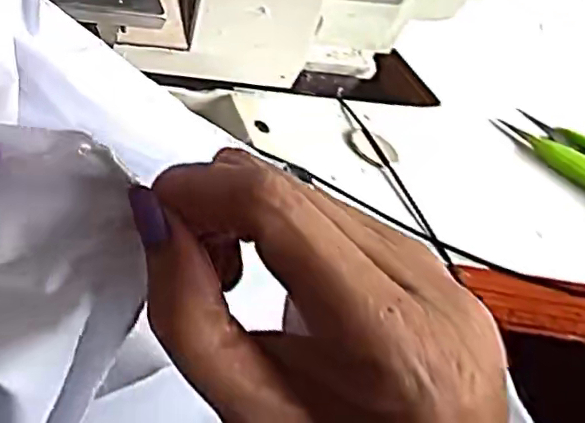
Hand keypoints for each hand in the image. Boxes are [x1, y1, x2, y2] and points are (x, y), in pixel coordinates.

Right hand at [134, 149, 506, 422]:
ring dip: (237, 210)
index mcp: (395, 337)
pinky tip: (264, 268)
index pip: (275, 205)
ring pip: (296, 185)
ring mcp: (425, 268)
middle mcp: (424, 288)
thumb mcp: (254, 415)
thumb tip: (159, 223)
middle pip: (283, 185)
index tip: (161, 206)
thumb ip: (188, 317)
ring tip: (227, 271)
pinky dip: (270, 221)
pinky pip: (320, 204)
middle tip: (185, 249)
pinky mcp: (413, 257)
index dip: (200, 189)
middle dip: (210, 200)